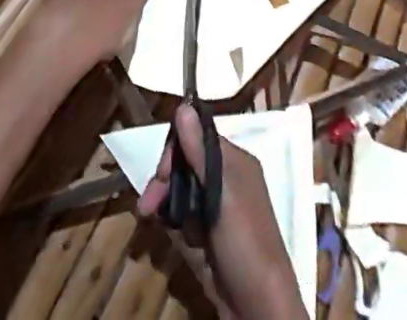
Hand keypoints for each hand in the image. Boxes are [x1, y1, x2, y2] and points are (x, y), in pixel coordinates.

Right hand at [139, 105, 306, 319]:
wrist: (258, 304)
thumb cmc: (246, 240)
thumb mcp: (223, 193)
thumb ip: (201, 153)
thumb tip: (184, 107)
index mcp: (237, 163)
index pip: (200, 140)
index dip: (177, 151)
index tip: (161, 171)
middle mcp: (228, 181)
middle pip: (188, 167)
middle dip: (165, 182)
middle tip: (148, 205)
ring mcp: (218, 211)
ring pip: (182, 194)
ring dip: (167, 205)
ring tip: (152, 220)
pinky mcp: (208, 238)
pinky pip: (184, 220)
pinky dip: (174, 226)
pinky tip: (170, 236)